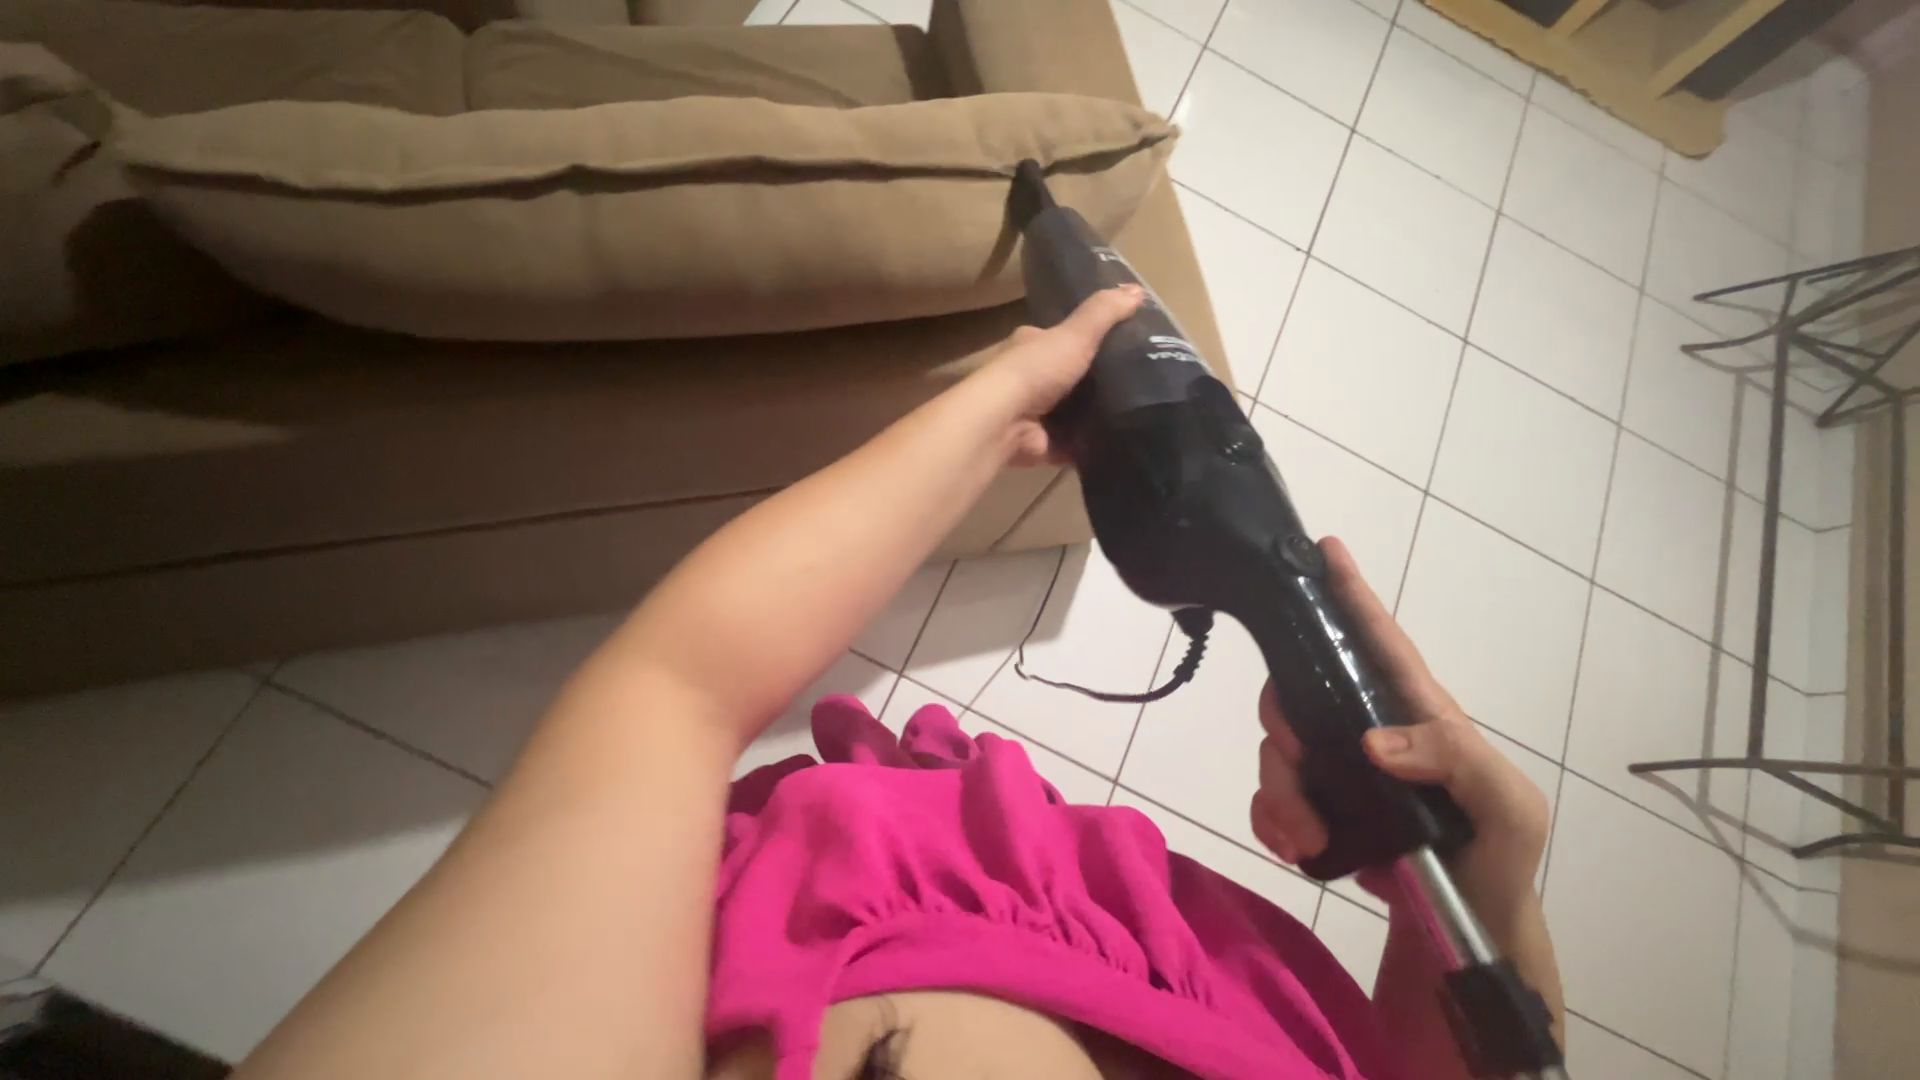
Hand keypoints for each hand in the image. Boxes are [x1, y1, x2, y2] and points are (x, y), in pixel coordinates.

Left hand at [984, 285, 1143, 466]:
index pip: (1063, 338)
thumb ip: (1104, 313)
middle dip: (1098, 382)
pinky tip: (1119, 441)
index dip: (1090, 340)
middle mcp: (1029, 379)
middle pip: (1070, 378)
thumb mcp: (1076, 334)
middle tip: (1140, 383)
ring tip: (1138, 412)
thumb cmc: (1036, 370)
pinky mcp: (1041, 445)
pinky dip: (1090, 445)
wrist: (1004, 421)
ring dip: (1096, 415)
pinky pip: (1072, 445)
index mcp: (1032, 346)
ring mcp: (1034, 415)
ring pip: (1072, 413)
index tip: (1126, 344)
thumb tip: (1138, 289)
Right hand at [1248, 537, 1550, 920]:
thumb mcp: (1508, 808)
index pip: (1378, 641)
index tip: (1324, 549)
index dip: (1351, 593)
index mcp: (1413, 712)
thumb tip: (1372, 742)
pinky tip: (1293, 845)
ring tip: (1308, 837)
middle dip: (1284, 715)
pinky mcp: (1307, 807)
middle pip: (1297, 687)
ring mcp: (1330, 768)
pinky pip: (1264, 796)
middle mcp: (1362, 727)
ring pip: (1274, 749)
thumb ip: (1458, 761)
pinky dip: (1268, 819)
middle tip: (1299, 756)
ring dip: (1280, 793)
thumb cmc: (1495, 853)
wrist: (1461, 925)